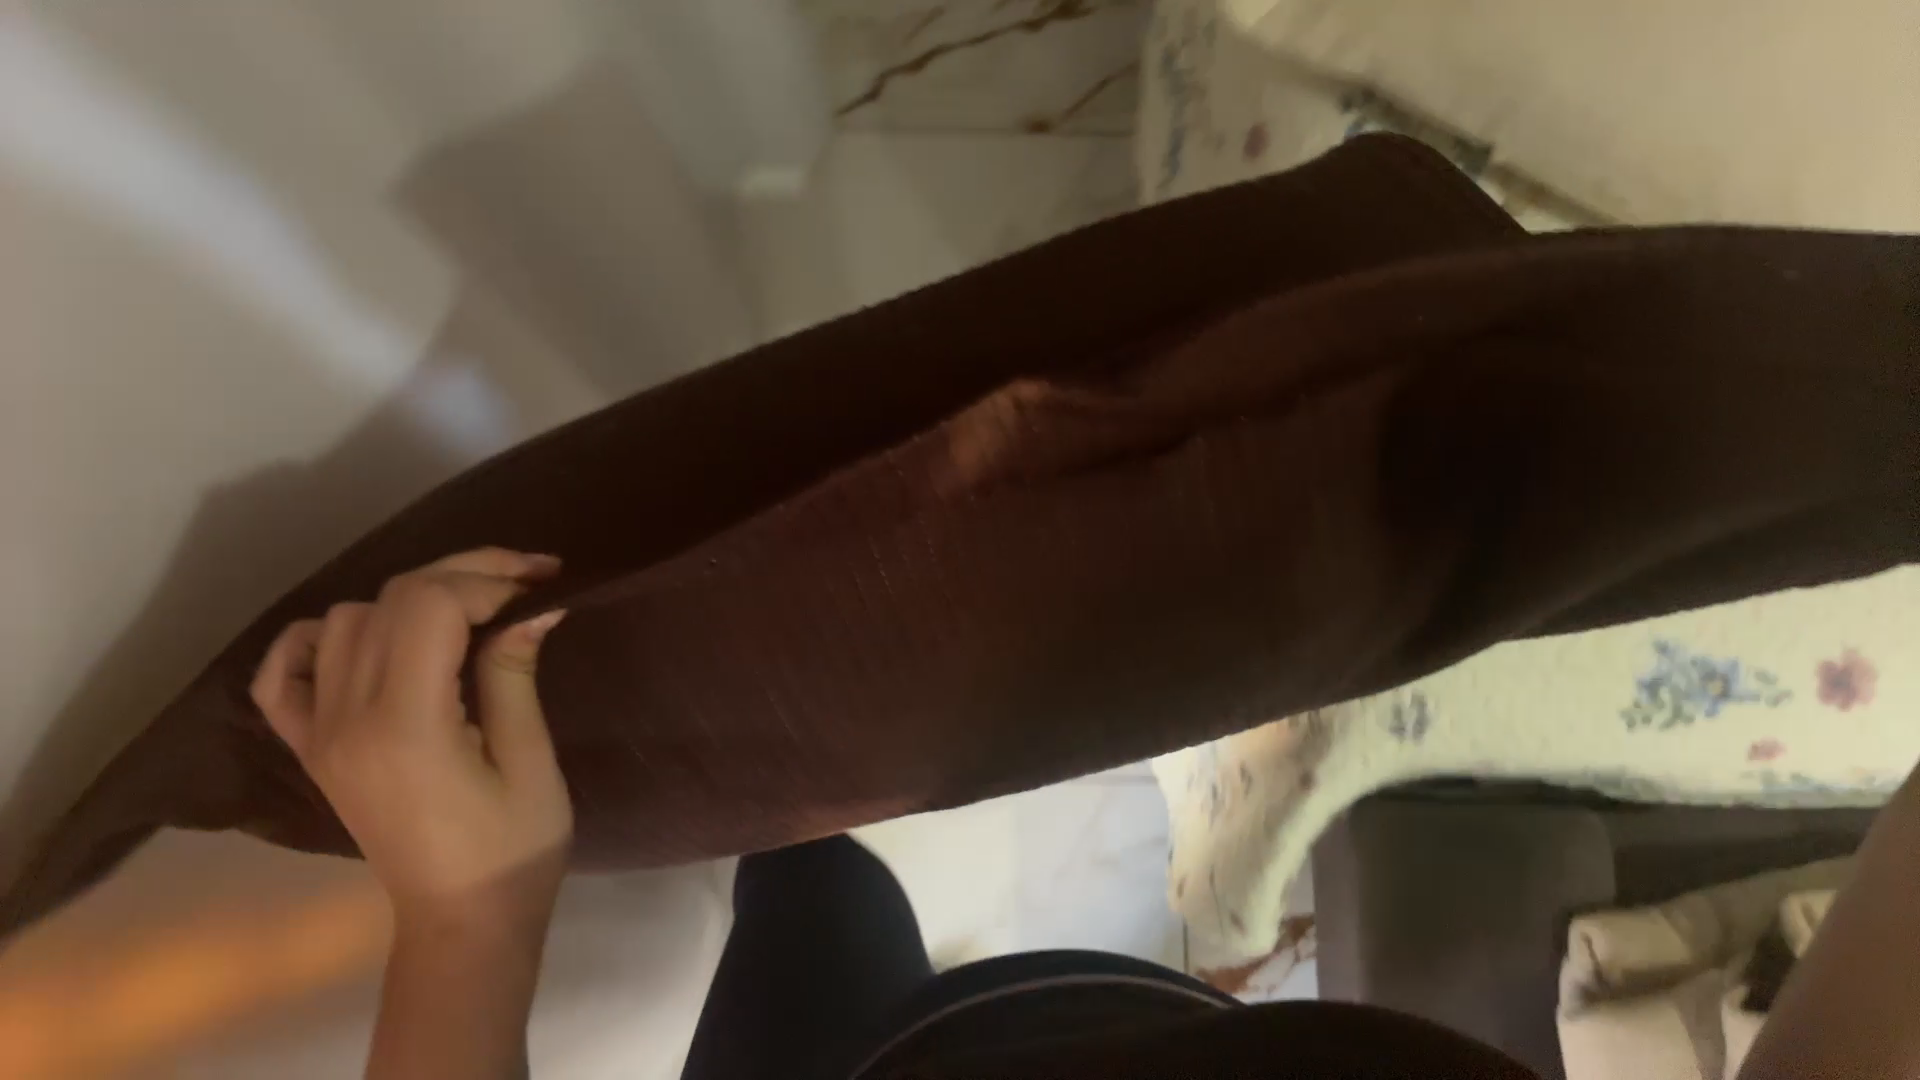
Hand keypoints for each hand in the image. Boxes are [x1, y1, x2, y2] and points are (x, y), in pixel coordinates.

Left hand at [251, 548, 573, 928]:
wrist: (461, 916)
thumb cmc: (515, 845)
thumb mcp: (531, 759)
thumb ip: (515, 675)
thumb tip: (536, 606)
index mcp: (406, 724)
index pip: (428, 606)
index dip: (491, 580)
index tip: (545, 586)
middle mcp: (346, 719)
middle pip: (390, 600)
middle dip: (466, 574)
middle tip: (530, 580)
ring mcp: (318, 733)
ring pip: (346, 620)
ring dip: (413, 600)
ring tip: (474, 612)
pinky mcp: (312, 748)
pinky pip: (284, 673)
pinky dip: (320, 638)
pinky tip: (371, 638)